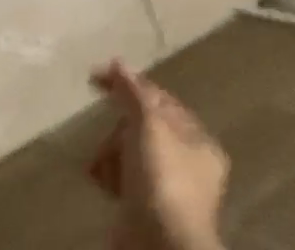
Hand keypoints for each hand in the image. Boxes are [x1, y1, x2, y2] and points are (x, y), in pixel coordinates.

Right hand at [88, 61, 228, 249]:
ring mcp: (167, 184)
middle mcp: (188, 161)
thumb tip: (118, 63)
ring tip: (103, 165)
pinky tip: (103, 180)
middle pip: (140, 125)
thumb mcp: (149, 127)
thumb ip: (134, 94)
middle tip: (107, 136)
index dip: (130, 85)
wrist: (160, 240)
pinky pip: (122, 174)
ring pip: (127, 149)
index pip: (161, 100)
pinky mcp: (146, 201)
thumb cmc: (162, 178)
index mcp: (199, 141)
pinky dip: (109, 173)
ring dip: (109, 152)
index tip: (95, 77)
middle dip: (117, 129)